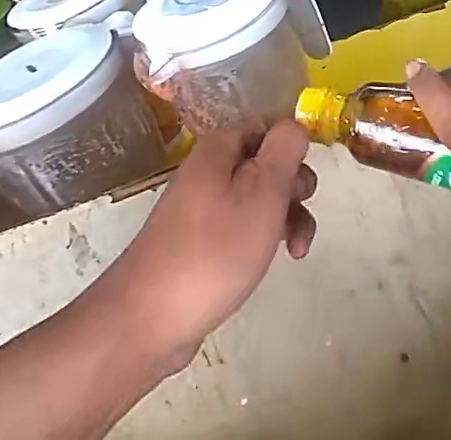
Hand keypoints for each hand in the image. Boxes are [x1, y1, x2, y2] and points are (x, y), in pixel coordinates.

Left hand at [98, 120, 317, 366]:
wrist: (145, 325)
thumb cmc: (214, 251)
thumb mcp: (263, 191)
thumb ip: (284, 149)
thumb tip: (293, 125)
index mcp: (219, 150)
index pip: (268, 129)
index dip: (293, 151)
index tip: (305, 181)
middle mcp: (207, 172)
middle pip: (266, 165)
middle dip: (293, 188)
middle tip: (302, 210)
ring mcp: (199, 209)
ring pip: (257, 199)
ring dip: (285, 218)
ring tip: (297, 250)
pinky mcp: (196, 244)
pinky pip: (239, 227)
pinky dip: (261, 239)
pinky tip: (269, 262)